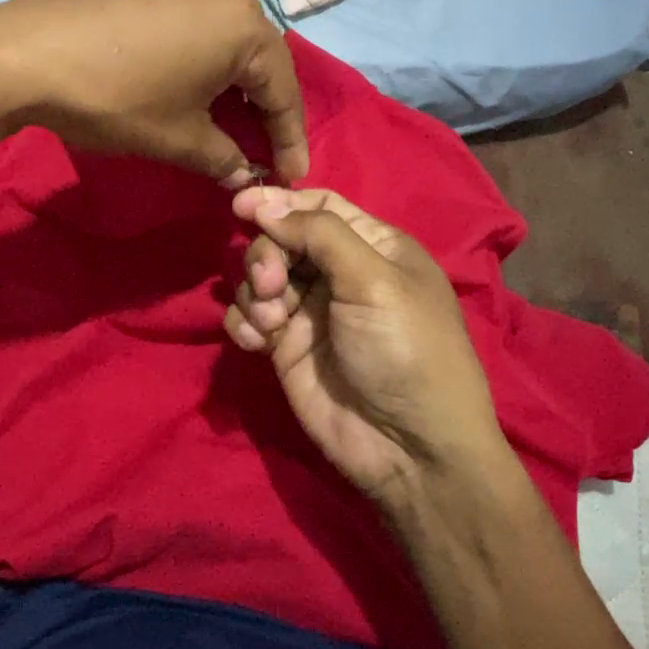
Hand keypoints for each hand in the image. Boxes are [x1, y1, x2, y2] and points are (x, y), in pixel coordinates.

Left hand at [0, 0, 309, 184]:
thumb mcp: (178, 138)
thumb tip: (245, 175)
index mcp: (246, 25)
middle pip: (261, 60)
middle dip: (265, 110)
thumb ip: (224, 159)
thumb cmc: (117, 98)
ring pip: (229, 41)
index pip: (283, 91)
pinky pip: (200, 27)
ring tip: (234, 126)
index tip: (293, 177)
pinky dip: (206, 62)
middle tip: (266, 153)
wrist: (28, 52)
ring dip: (236, 85)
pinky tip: (196, 88)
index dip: (290, 139)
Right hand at [224, 186, 507, 503]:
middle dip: (266, 255)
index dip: (279, 201)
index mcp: (374, 247)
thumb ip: (318, 233)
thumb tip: (263, 200)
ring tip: (271, 322)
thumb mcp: (373, 280)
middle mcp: (339, 273)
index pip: (320, 205)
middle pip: (281, 238)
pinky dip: (243, 322)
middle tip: (270, 284)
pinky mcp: (284, 346)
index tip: (240, 205)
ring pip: (259, 276)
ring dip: (254, 291)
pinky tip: (255, 342)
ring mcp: (309, 311)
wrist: (408, 448)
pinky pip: (247, 317)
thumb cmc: (406, 350)